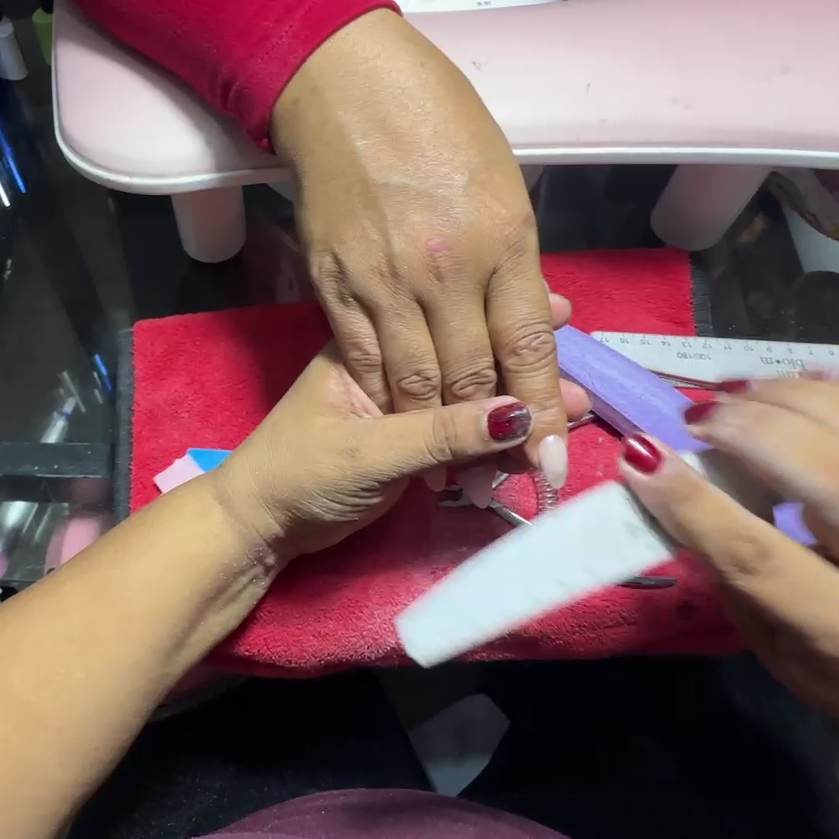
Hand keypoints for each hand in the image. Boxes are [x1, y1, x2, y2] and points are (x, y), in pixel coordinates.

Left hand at [207, 343, 538, 560]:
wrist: (263, 524)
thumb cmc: (300, 475)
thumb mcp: (370, 452)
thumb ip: (440, 433)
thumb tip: (522, 415)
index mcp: (371, 349)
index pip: (448, 323)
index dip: (504, 319)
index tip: (561, 314)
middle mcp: (394, 368)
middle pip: (469, 361)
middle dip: (524, 372)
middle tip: (576, 385)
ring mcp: (404, 407)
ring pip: (471, 400)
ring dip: (517, 409)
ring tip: (571, 411)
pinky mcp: (409, 444)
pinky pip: (461, 434)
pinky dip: (495, 441)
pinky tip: (530, 440)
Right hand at [271, 10, 587, 498]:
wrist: (341, 91)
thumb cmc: (436, 122)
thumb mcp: (502, 186)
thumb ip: (515, 266)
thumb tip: (530, 330)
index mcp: (502, 238)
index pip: (527, 346)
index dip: (540, 411)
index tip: (550, 461)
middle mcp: (445, 269)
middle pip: (473, 376)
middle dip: (491, 440)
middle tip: (505, 480)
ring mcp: (383, 282)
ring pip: (416, 381)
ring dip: (437, 435)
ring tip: (455, 474)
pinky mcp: (334, 287)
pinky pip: (365, 360)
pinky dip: (388, 398)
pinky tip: (402, 421)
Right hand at [616, 372, 838, 765]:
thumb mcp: (770, 645)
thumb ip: (727, 567)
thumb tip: (672, 486)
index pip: (762, 554)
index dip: (694, 501)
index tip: (640, 454)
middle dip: (756, 432)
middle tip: (696, 418)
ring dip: (797, 399)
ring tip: (737, 395)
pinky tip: (809, 386)